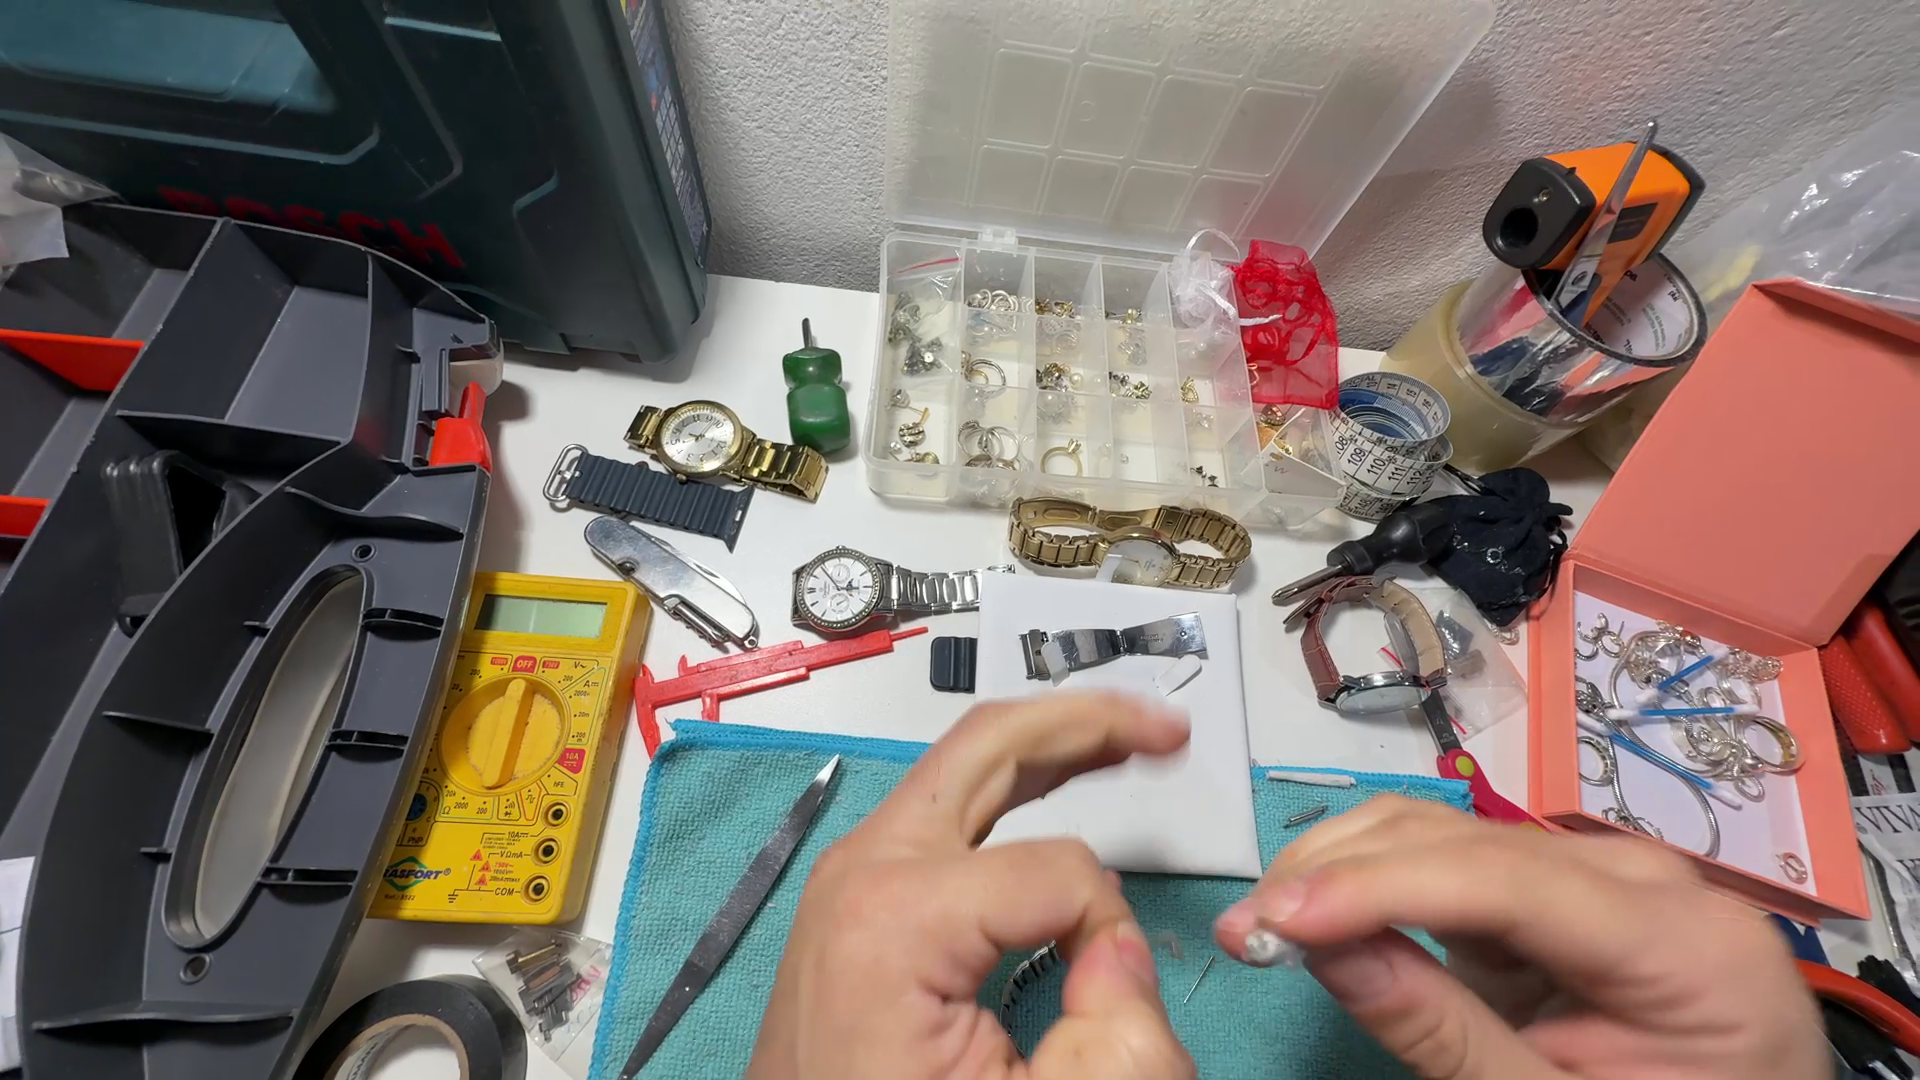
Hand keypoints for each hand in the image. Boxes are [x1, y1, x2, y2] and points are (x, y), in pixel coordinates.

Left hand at [747, 692, 1197, 1079]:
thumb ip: (1109, 1047)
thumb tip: (1118, 945)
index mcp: (899, 915)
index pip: (1055, 868)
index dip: (1109, 926)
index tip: (1107, 992)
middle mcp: (871, 858)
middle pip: (992, 744)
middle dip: (1086, 722)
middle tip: (1163, 728)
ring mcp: (862, 855)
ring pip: (970, 754)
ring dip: (1053, 734)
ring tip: (1126, 732)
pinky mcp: (866, 869)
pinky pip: (950, 794)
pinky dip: (1015, 770)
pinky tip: (1057, 767)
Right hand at [1213, 797, 1824, 1079]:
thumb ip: (1442, 1034)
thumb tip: (1314, 947)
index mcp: (1680, 945)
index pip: (1499, 880)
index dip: (1376, 889)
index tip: (1277, 918)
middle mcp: (1628, 873)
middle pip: (1447, 839)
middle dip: (1331, 874)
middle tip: (1244, 930)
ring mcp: (1576, 862)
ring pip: (1420, 826)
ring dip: (1329, 864)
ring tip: (1265, 918)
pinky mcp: (1529, 871)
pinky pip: (1425, 850)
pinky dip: (1356, 874)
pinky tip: (1312, 905)